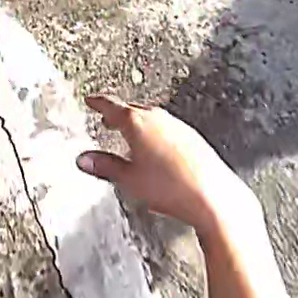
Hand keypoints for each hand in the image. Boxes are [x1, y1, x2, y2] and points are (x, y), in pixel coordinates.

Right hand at [77, 94, 257, 230]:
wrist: (214, 197)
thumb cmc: (171, 188)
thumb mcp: (129, 179)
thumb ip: (104, 166)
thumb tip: (83, 160)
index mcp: (136, 122)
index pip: (110, 105)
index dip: (97, 102)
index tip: (91, 99)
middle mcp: (155, 117)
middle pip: (130, 109)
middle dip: (116, 114)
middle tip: (106, 118)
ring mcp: (175, 125)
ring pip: (149, 118)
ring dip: (137, 123)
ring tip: (131, 136)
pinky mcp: (191, 136)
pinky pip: (166, 128)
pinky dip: (155, 132)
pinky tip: (157, 149)